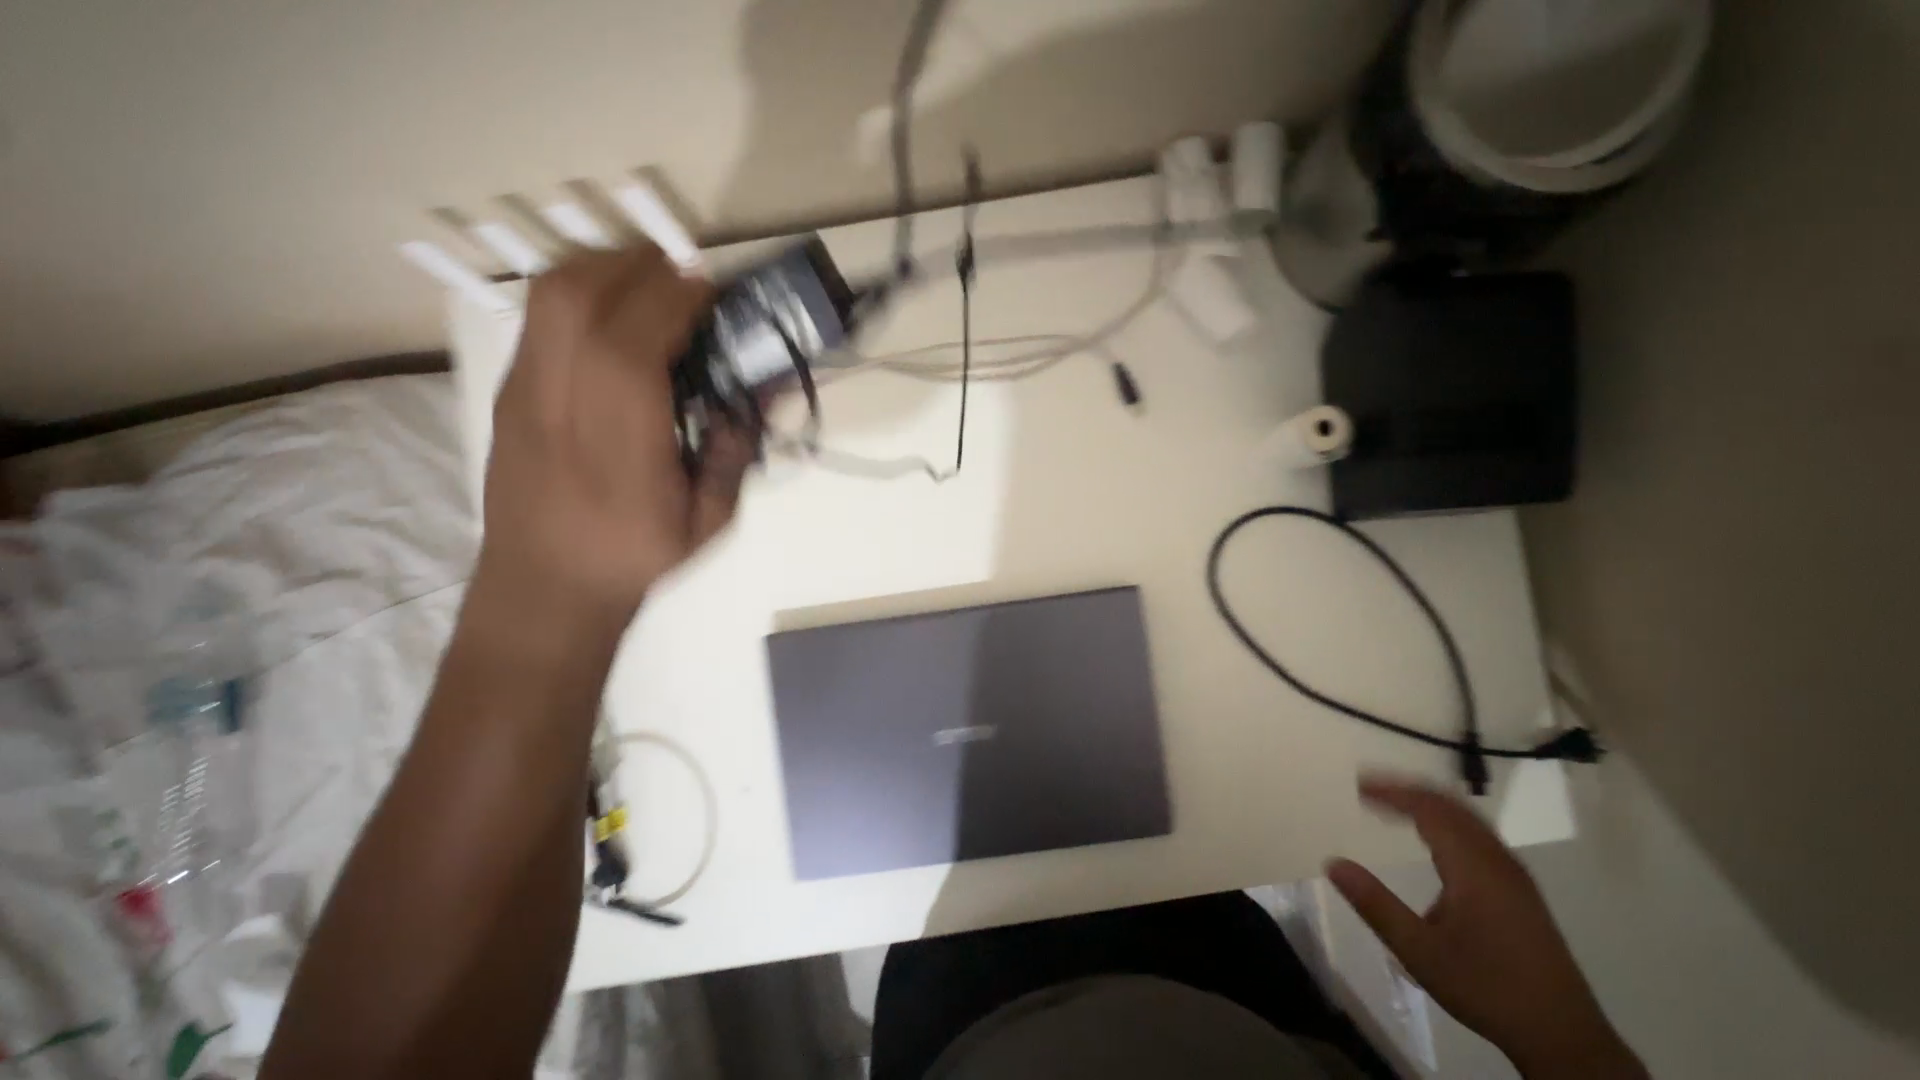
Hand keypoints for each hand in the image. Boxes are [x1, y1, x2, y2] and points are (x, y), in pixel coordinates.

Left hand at [478, 243, 753, 630]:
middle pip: (578, 297)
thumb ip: (735, 452)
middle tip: (682, 276)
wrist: (542, 588)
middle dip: (637, 265)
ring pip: (548, 296)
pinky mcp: (507, 392)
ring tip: (647, 282)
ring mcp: (523, 394)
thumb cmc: (631, 559)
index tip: (711, 291)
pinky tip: (612, 317)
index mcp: (617, 445)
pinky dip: (579, 295)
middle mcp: (560, 406)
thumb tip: (765, 389)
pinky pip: (537, 318)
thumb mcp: (707, 522)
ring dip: (602, 269)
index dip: (675, 298)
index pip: (633, 342)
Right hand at [1327, 777, 1645, 1079]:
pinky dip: (1450, 823)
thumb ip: (1375, 905)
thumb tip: (1333, 864)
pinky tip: (1436, 841)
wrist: (1562, 1034)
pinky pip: (1481, 837)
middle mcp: (1498, 861)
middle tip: (1370, 788)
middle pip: (1452, 806)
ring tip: (1396, 805)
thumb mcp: (1419, 952)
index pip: (1429, 810)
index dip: (1392, 793)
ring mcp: (1515, 875)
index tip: (1358, 786)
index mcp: (1474, 868)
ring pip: (1470, 820)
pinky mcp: (1522, 891)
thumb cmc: (1485, 989)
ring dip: (1431, 805)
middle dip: (1410, 791)